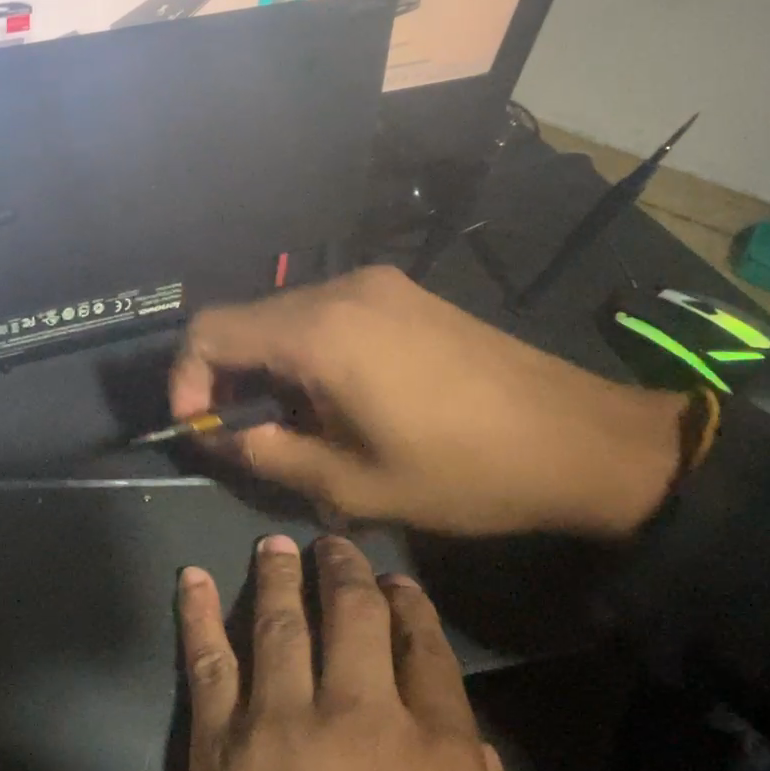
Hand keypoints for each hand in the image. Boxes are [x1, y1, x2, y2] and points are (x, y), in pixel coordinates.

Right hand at [170, 266, 688, 536]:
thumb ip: (265, 454)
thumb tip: (218, 436)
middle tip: (237, 432)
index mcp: (319, 333)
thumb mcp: (349, 484)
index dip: (185, 380)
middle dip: (220, 377)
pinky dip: (298, 351)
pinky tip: (328, 395)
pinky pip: (320, 314)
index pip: (208, 331)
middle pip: (241, 320)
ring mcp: (375, 286)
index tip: (200, 428)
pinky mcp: (400, 294)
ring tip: (286, 420)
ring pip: (278, 317)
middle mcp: (340, 291)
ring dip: (261, 366)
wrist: (584, 442)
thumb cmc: (463, 471)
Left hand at [177, 535, 536, 770]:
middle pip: (351, 622)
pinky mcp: (217, 741)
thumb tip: (473, 750)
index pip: (425, 656)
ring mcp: (279, 721)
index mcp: (439, 752)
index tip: (398, 582)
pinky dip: (195, 613)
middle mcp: (359, 716)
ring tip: (274, 546)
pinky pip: (205, 660)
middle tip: (334, 545)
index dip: (411, 611)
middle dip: (344, 575)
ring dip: (276, 578)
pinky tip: (189, 578)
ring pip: (278, 625)